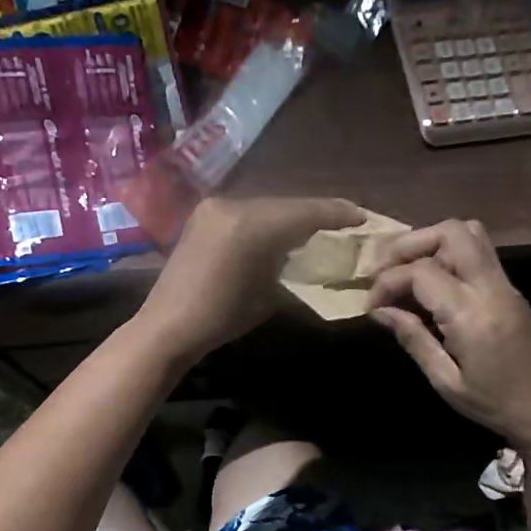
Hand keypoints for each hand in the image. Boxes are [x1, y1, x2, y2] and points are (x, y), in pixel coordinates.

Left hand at [132, 197, 365, 363]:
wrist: (168, 326)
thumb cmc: (221, 318)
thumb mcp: (269, 295)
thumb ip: (294, 268)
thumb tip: (312, 258)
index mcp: (251, 224)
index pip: (304, 212)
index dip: (337, 214)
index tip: (362, 217)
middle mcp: (233, 205)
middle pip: (286, 206)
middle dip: (315, 216)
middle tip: (342, 225)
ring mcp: (214, 208)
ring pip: (265, 207)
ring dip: (289, 219)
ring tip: (315, 231)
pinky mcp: (203, 216)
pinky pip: (245, 214)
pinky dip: (265, 223)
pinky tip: (279, 235)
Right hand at [367, 220, 530, 452]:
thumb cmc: (494, 404)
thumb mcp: (445, 380)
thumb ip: (412, 338)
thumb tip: (379, 311)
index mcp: (472, 314)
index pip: (421, 271)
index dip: (387, 282)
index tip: (370, 307)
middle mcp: (491, 288)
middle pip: (450, 233)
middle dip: (409, 244)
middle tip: (382, 272)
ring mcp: (505, 285)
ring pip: (468, 233)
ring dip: (429, 244)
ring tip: (403, 272)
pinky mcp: (509, 290)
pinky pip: (477, 253)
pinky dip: (445, 255)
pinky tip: (426, 285)